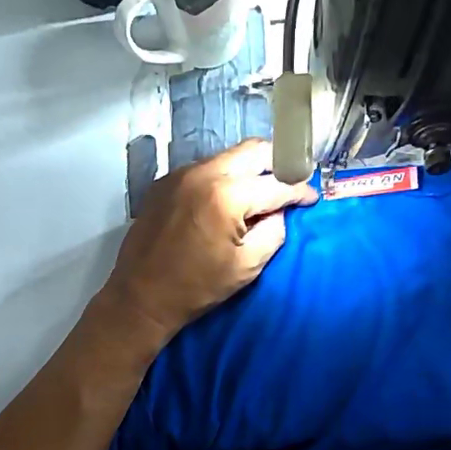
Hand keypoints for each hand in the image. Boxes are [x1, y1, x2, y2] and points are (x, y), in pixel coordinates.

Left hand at [98, 140, 318, 346]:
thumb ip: (273, 231)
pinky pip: (203, 169)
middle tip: (288, 184)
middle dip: (277, 164)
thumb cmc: (196, 288)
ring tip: (258, 193)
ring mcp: (179, 175)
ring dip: (248, 170)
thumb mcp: (247, 266)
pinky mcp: (163, 184)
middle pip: (253, 151)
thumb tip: (279, 211)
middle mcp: (202, 173)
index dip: (299, 190)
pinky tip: (225, 200)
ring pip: (227, 157)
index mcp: (226, 195)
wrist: (139, 298)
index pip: (275, 183)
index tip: (310, 198)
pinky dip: (221, 178)